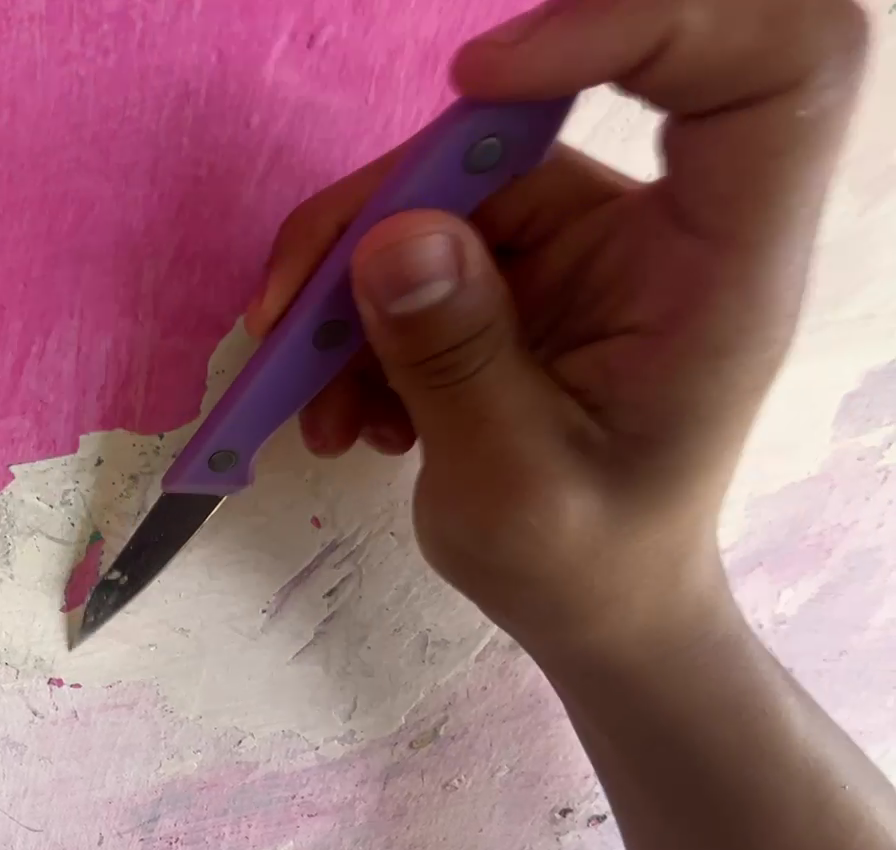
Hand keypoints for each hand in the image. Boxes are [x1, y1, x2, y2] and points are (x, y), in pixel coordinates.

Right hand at [247, 0, 868, 659]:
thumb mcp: (508, 479)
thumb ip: (455, 360)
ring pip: (421, 219)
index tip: (475, 78)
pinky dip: (344, 342)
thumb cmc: (576, 556)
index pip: (759, 67)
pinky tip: (339, 416)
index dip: (634, 28)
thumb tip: (388, 238)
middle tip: (281, 323)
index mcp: (713, 265)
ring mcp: (556, 263)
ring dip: (335, 311)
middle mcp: (638, 238)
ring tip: (312, 411)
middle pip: (499, 152)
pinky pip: (394, 276)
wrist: (576, 601)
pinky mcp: (493, 293)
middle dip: (365, 227)